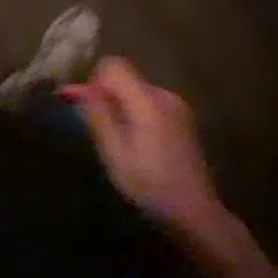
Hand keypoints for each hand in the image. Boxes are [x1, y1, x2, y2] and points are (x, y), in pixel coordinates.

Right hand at [60, 57, 222, 228]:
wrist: (195, 212)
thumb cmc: (149, 185)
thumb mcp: (115, 154)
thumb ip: (98, 116)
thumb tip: (83, 88)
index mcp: (148, 100)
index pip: (114, 65)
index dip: (95, 81)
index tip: (88, 108)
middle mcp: (164, 95)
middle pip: (126, 77)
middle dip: (108, 96)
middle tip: (99, 130)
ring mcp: (178, 106)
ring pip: (138, 91)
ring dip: (123, 106)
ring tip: (120, 141)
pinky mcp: (184, 118)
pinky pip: (151, 103)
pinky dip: (138, 113)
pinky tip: (140, 144)